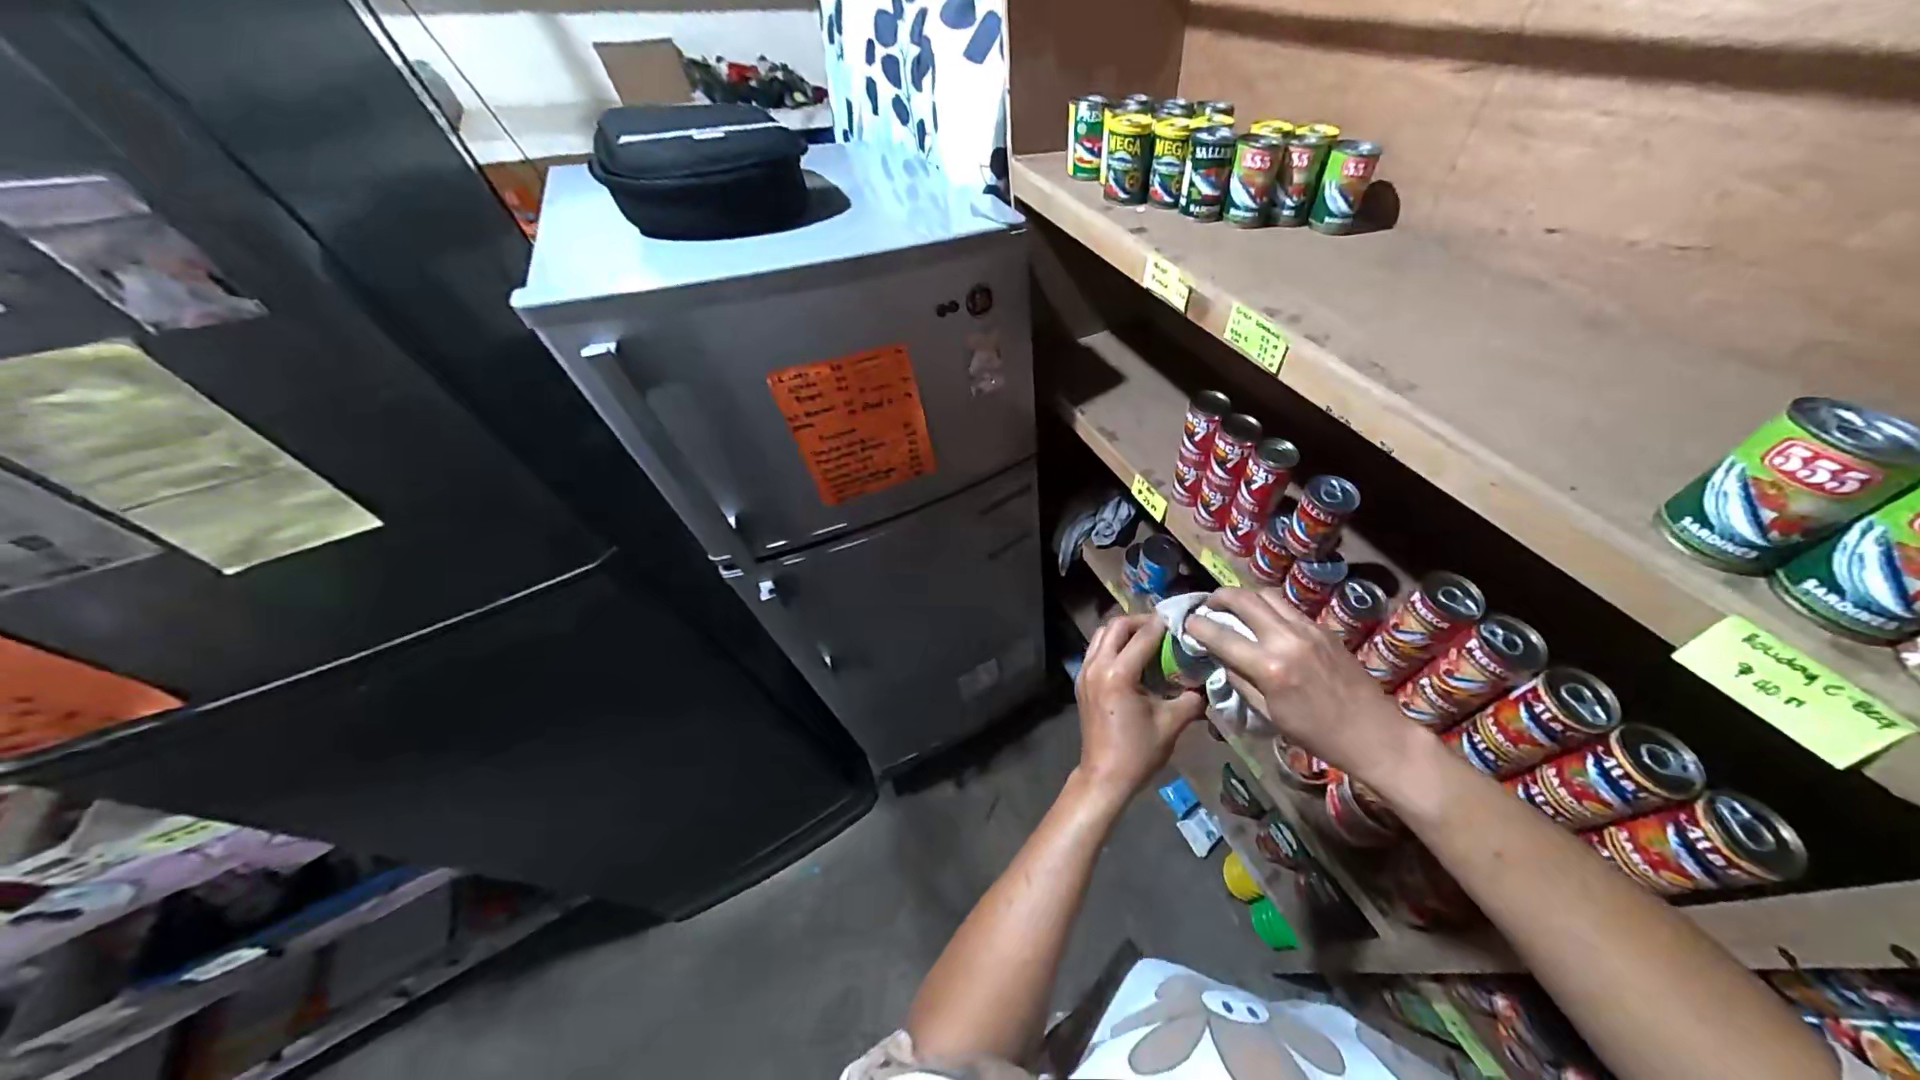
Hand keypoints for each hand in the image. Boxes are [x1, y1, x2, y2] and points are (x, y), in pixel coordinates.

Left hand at [1074, 614, 1205, 800]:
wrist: (1104, 776)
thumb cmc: (1138, 752)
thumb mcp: (1172, 723)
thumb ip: (1192, 697)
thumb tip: (1208, 680)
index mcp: (1118, 674)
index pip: (1143, 635)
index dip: (1164, 624)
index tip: (1183, 619)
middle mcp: (1096, 666)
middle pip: (1116, 625)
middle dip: (1141, 621)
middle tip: (1164, 628)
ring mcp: (1084, 673)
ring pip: (1102, 634)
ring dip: (1124, 631)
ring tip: (1148, 639)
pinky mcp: (1081, 682)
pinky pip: (1096, 649)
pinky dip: (1113, 644)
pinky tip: (1133, 657)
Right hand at [1183, 587, 1428, 788]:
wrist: (1373, 734)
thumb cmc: (1316, 733)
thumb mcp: (1268, 713)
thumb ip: (1240, 680)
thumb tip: (1221, 658)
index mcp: (1270, 667)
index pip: (1221, 635)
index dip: (1198, 626)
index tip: (1187, 623)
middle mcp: (1287, 639)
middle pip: (1243, 599)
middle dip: (1218, 598)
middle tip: (1208, 606)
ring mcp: (1308, 629)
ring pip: (1267, 595)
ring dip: (1244, 596)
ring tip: (1234, 607)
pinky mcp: (1324, 629)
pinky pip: (1288, 607)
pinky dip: (1268, 606)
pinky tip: (1264, 620)